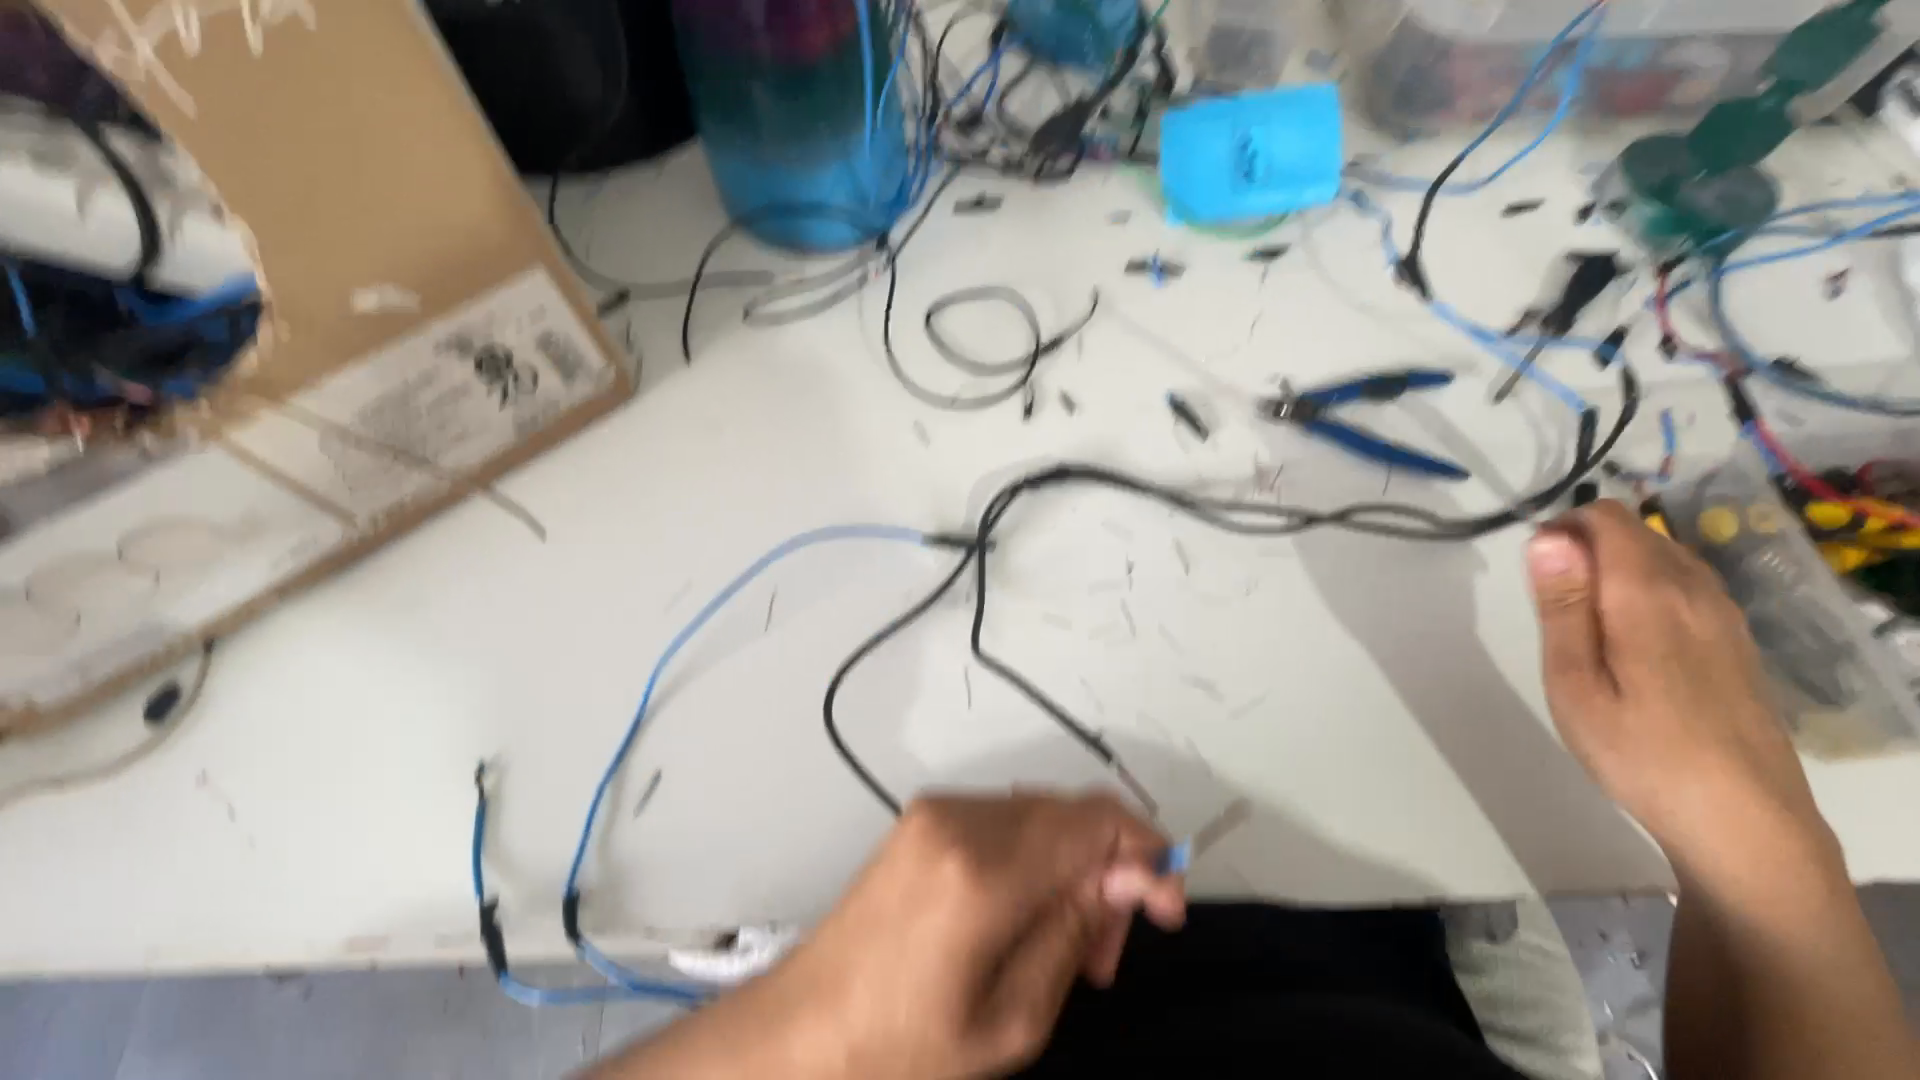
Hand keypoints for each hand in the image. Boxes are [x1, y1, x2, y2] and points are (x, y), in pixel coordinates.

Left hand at [754, 792, 1184, 1079]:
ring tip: (1069, 941)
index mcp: (982, 875)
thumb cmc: (903, 1044)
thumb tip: (1125, 877)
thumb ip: (1074, 934)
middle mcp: (961, 822)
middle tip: (1107, 950)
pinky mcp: (923, 817)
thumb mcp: (1010, 1021)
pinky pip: (1007, 818)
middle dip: (1112, 868)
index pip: (1095, 823)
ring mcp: (936, 812)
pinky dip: (1037, 854)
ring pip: (1044, 812)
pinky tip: (1029, 910)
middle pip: (1074, 812)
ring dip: (1075, 862)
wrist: (803, 1024)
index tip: (1165, 910)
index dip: (1147, 854)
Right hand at [1524, 501, 1837, 877]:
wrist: (1744, 819)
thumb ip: (1562, 606)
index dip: (1564, 526)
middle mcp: (1696, 591)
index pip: (1609, 518)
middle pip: (1637, 533)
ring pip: (1664, 558)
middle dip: (1585, 548)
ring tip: (1586, 629)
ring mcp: (1725, 617)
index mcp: (1649, 594)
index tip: (1536, 572)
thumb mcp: (1573, 682)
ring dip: (1616, 569)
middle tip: (1553, 610)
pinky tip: (1631, 643)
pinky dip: (1648, 591)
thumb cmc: (1638, 752)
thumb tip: (1548, 537)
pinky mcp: (1737, 643)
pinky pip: (1686, 587)